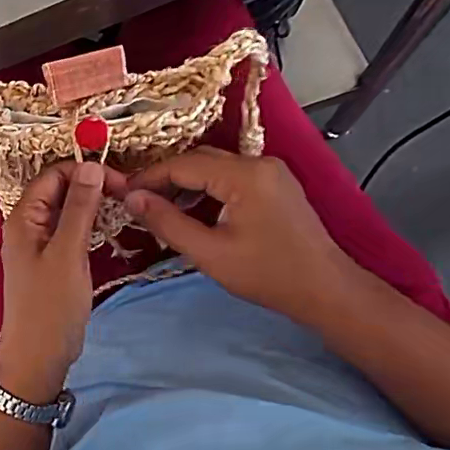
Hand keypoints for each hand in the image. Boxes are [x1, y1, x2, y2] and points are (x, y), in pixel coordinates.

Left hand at [0, 161, 110, 402]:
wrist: (38, 358)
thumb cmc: (51, 306)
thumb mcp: (68, 253)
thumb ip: (80, 208)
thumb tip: (91, 165)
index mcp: (23, 218)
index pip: (52, 174)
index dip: (84, 171)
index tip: (119, 182)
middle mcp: (26, 225)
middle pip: (58, 189)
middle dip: (90, 185)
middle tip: (125, 195)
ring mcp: (37, 243)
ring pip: (65, 209)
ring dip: (90, 204)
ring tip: (121, 208)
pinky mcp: (49, 260)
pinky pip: (67, 230)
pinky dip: (87, 224)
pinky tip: (106, 228)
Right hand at [124, 147, 357, 325]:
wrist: (326, 290)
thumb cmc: (268, 275)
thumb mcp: (209, 253)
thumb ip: (167, 222)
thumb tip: (132, 199)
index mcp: (244, 175)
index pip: (183, 164)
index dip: (149, 178)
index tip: (123, 194)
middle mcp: (259, 162)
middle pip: (199, 160)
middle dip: (166, 178)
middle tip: (139, 202)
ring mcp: (271, 171)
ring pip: (216, 167)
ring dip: (187, 183)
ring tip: (162, 209)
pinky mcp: (276, 183)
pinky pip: (232, 176)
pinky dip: (208, 188)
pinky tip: (194, 210)